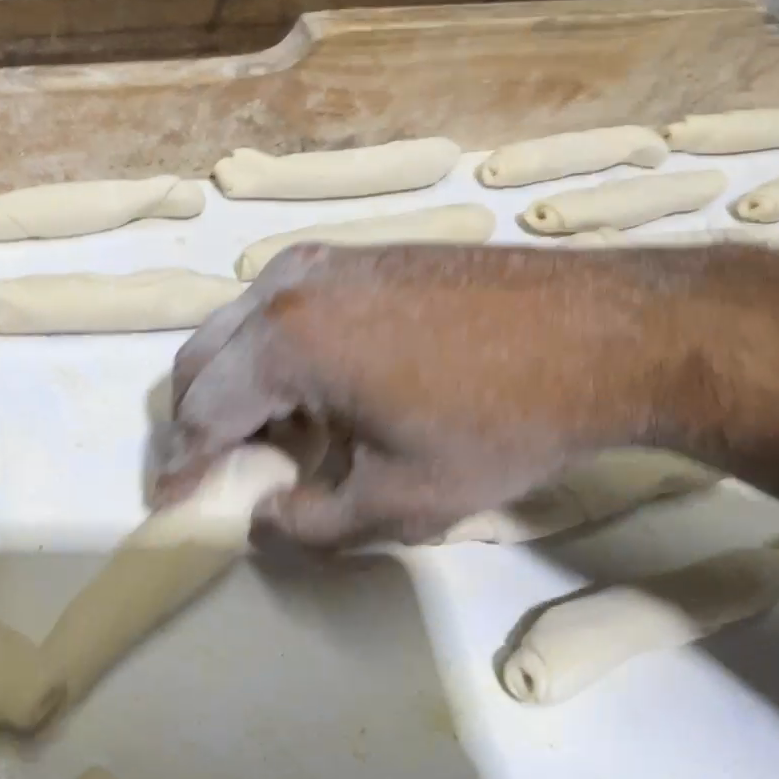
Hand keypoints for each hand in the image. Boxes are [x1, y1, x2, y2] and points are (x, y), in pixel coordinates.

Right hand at [147, 242, 736, 548]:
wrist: (608, 333)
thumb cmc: (498, 424)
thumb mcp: (399, 502)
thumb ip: (310, 525)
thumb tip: (263, 520)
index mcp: (283, 342)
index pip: (201, 413)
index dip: (181, 466)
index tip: (170, 502)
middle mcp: (285, 287)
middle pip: (202, 361)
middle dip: (196, 421)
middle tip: (210, 471)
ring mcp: (323, 260)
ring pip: (237, 328)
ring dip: (235, 385)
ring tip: (271, 437)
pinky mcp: (358, 253)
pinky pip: (280, 306)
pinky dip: (272, 353)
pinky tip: (316, 391)